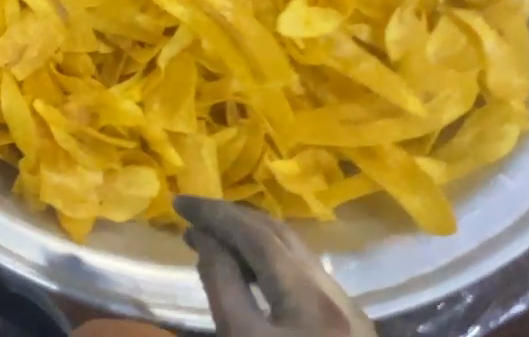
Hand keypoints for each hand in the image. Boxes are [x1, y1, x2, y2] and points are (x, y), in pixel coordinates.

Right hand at [176, 196, 375, 336]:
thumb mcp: (238, 336)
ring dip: (251, 236)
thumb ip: (219, 280)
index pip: (255, 235)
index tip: (176, 203)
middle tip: (192, 213)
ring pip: (297, 254)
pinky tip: (248, 267)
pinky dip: (270, 258)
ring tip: (213, 237)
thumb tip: (203, 236)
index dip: (213, 213)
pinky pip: (305, 274)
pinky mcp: (352, 326)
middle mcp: (337, 295)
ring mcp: (351, 311)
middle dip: (232, 218)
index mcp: (310, 299)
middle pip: (282, 236)